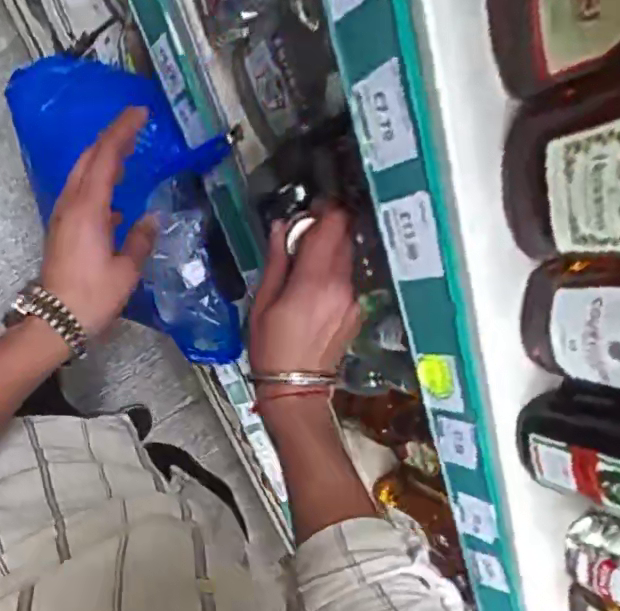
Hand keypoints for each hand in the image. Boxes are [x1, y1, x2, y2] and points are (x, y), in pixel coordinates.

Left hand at [40, 106, 158, 336]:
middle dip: (111, 139)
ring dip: (102, 160)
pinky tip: (113, 200)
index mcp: (89, 207)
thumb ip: (140, 240)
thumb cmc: (92, 298)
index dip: (123, 131)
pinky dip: (96, 184)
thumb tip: (151, 219)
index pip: (106, 156)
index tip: (140, 114)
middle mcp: (71, 204)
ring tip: (125, 157)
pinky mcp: (61, 230)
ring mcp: (62, 216)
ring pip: (81, 174)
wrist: (55, 320)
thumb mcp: (125, 272)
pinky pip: (79, 194)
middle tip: (134, 129)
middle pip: (89, 158)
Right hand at [247, 208, 361, 379]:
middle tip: (303, 241)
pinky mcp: (356, 313)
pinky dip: (335, 278)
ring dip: (330, 255)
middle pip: (345, 237)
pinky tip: (316, 295)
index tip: (308, 214)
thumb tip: (280, 229)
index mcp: (315, 280)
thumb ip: (276, 261)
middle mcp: (341, 286)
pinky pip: (348, 282)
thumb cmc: (272, 350)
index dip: (323, 211)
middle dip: (326, 231)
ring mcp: (352, 300)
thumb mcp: (263, 303)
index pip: (333, 224)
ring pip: (348, 259)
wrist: (296, 390)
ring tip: (306, 272)